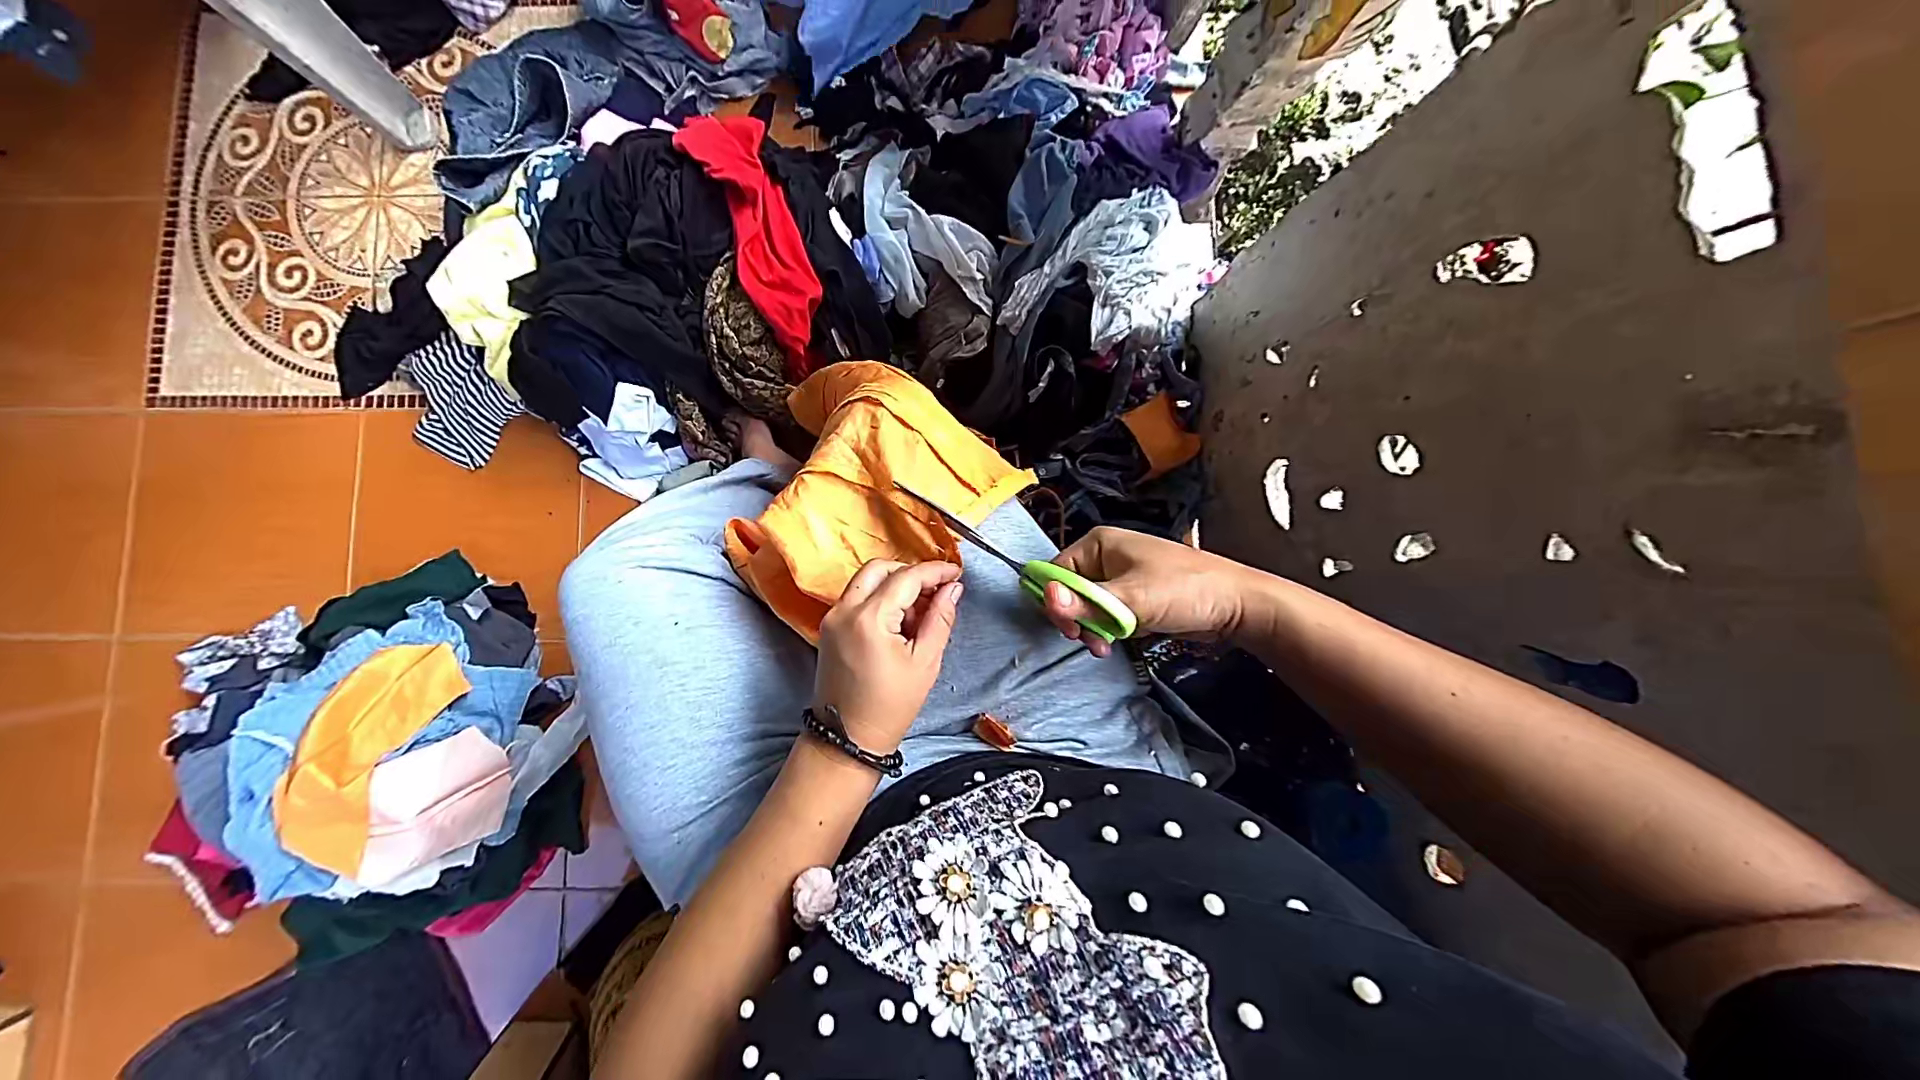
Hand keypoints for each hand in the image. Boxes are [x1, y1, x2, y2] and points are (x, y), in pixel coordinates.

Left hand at [813, 559, 963, 752]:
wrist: (849, 738)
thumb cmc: (888, 707)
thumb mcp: (925, 661)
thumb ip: (940, 618)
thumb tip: (952, 589)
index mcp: (869, 619)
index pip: (906, 577)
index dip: (935, 571)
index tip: (955, 572)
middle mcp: (844, 611)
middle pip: (880, 568)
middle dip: (911, 572)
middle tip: (937, 590)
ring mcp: (832, 618)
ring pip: (866, 580)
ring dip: (895, 584)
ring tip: (920, 613)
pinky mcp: (829, 628)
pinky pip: (856, 598)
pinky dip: (880, 598)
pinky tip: (900, 622)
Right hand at [1042, 526, 1271, 656]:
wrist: (1236, 606)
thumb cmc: (1185, 591)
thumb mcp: (1131, 599)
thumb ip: (1086, 601)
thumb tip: (1044, 597)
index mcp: (1099, 543)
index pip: (1055, 572)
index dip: (1056, 601)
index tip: (1070, 627)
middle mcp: (1105, 556)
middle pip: (1068, 591)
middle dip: (1075, 619)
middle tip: (1090, 639)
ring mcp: (1119, 577)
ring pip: (1085, 607)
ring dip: (1091, 629)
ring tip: (1106, 644)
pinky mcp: (1132, 597)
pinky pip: (1105, 614)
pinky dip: (1106, 630)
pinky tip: (1115, 643)